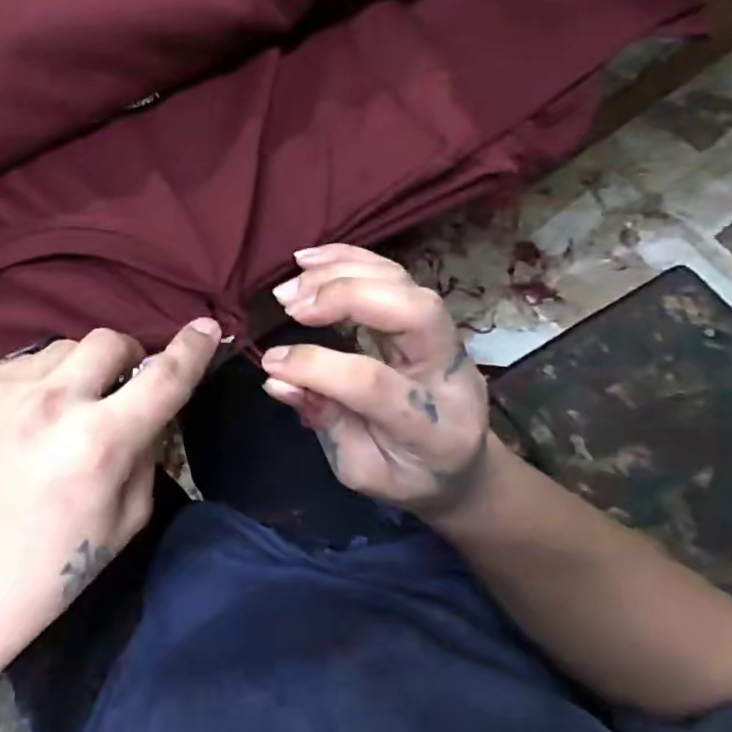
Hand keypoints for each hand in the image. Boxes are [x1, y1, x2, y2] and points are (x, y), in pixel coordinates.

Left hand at [0, 319, 220, 705]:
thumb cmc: (57, 566)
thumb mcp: (127, 517)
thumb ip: (148, 450)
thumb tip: (156, 405)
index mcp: (98, 442)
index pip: (162, 378)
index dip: (191, 349)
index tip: (205, 329)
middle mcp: (51, 403)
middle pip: (107, 340)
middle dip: (126, 357)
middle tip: (119, 387)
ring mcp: (2, 392)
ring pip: (61, 348)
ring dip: (77, 370)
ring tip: (63, 411)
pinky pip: (19, 366)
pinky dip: (35, 383)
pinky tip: (23, 422)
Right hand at [260, 245, 492, 515]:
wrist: (461, 466)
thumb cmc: (405, 474)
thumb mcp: (362, 470)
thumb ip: (326, 423)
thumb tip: (277, 379)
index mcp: (433, 425)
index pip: (375, 383)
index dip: (316, 366)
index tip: (270, 361)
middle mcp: (450, 371)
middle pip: (414, 311)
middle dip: (345, 297)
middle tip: (290, 307)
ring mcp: (446, 338)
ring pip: (404, 283)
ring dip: (339, 273)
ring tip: (288, 288)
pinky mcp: (428, 317)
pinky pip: (393, 273)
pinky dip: (349, 258)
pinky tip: (307, 260)